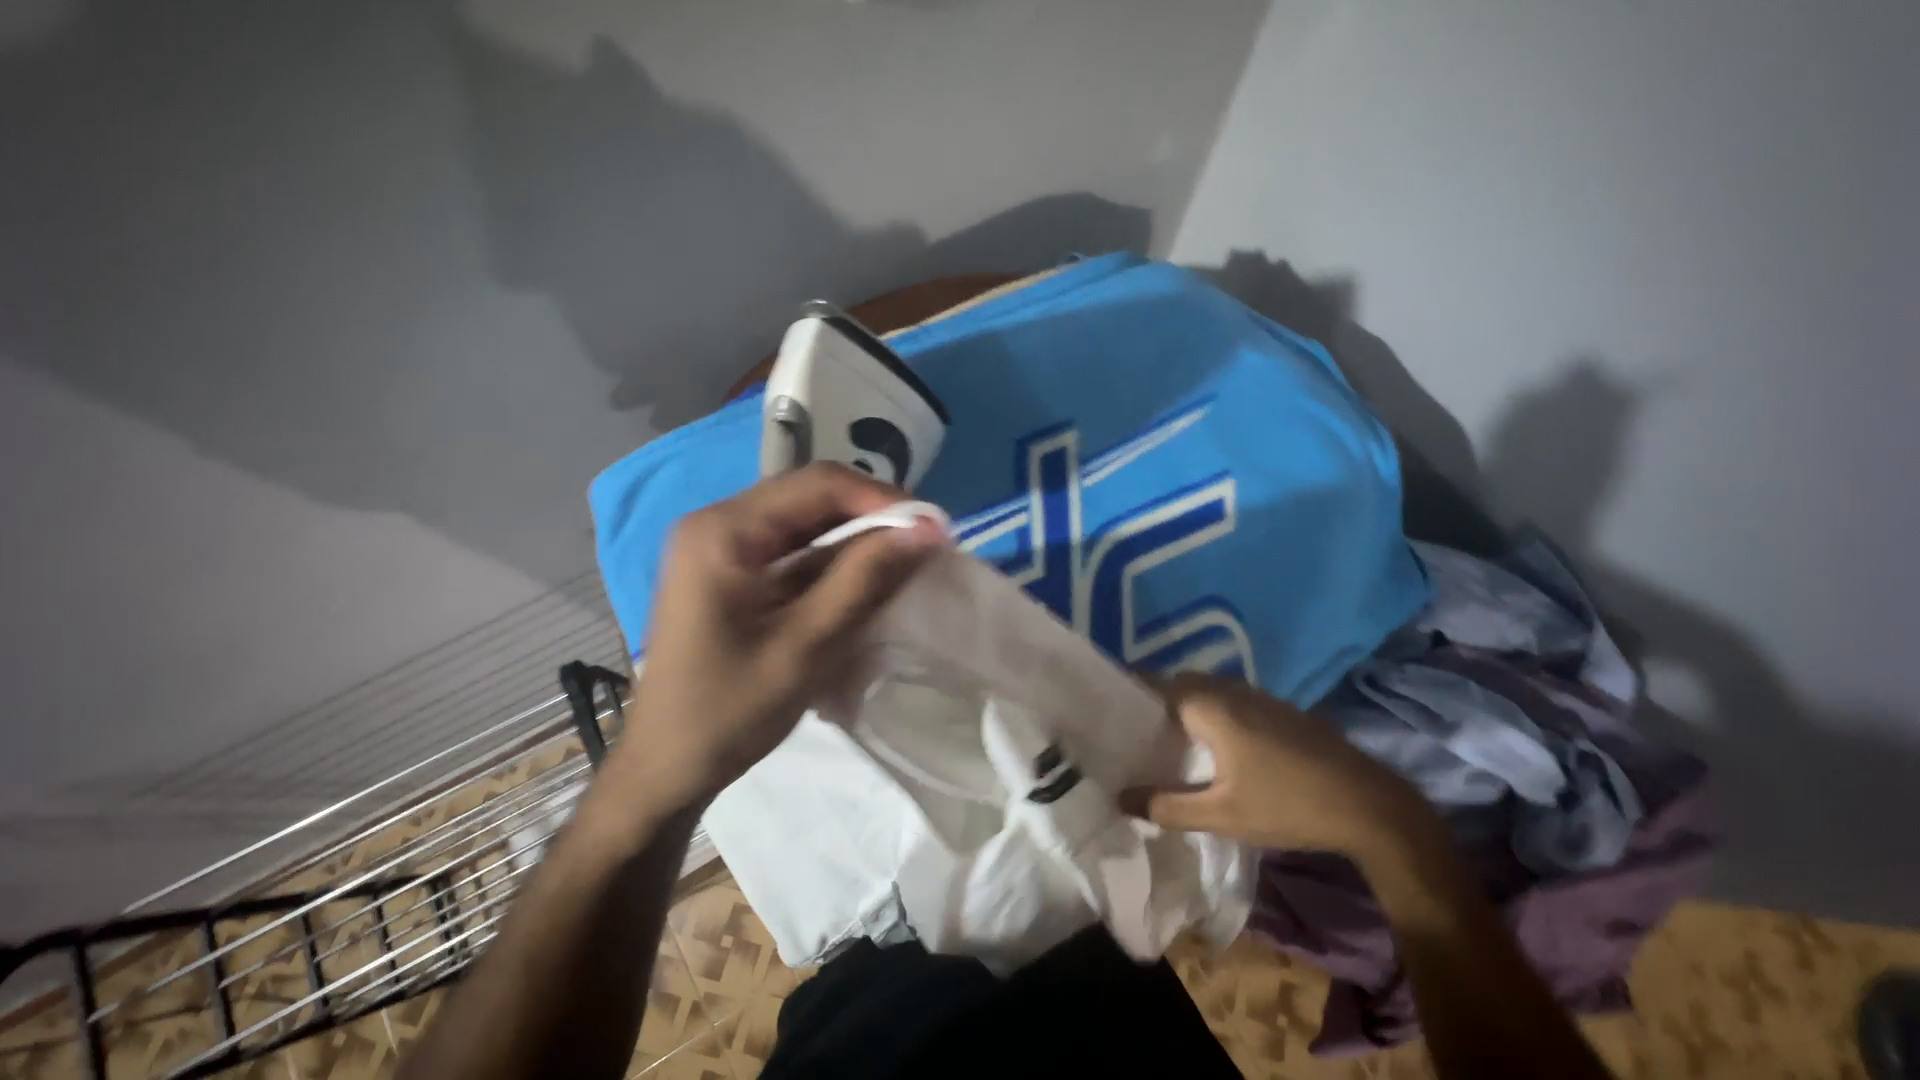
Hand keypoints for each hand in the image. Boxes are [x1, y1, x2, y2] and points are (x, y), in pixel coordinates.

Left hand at [615, 464, 944, 809]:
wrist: (666, 769)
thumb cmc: (727, 711)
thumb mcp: (805, 646)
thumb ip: (865, 580)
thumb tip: (928, 530)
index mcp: (722, 530)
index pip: (818, 483)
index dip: (883, 499)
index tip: (933, 533)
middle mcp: (718, 525)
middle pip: (811, 499)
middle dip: (872, 521)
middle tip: (925, 552)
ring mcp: (721, 550)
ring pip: (806, 526)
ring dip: (856, 545)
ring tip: (905, 572)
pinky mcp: (730, 577)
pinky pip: (792, 555)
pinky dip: (832, 568)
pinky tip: (865, 591)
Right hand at [1123, 673, 1445, 863]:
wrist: (1368, 804)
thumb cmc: (1288, 806)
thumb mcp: (1221, 815)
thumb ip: (1167, 806)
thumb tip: (1120, 798)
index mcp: (1213, 707)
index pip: (1156, 684)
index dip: (1128, 692)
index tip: (1104, 710)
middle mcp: (1234, 691)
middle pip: (1181, 684)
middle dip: (1153, 700)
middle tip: (1128, 729)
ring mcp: (1262, 698)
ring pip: (1209, 690)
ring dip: (1184, 706)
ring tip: (1162, 737)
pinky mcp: (1282, 711)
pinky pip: (1231, 700)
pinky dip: (1210, 712)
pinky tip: (1210, 745)